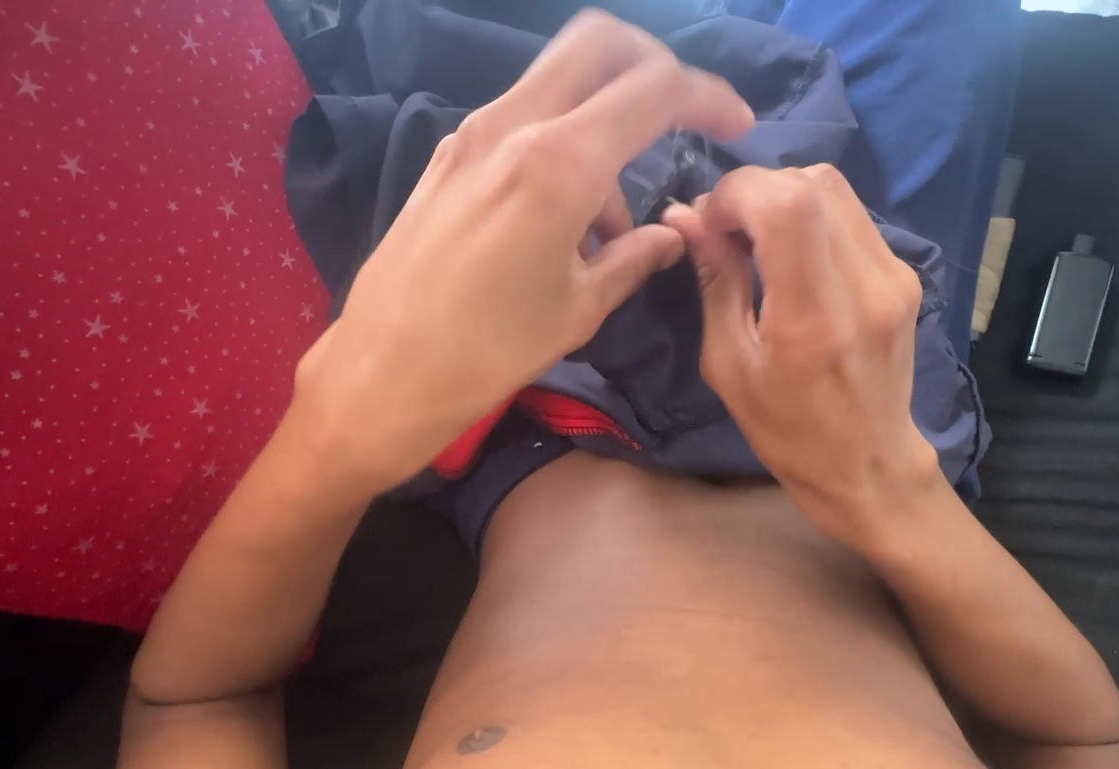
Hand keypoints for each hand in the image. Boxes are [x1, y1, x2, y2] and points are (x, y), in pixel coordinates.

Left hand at [286, 11, 754, 493]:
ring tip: (605, 230)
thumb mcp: (577, 310)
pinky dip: (557, 150)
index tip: (735, 127)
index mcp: (558, 163)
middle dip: (651, 71)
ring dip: (599, 130)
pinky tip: (558, 226)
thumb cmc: (489, 353)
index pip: (653, 89)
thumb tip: (669, 237)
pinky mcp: (446, 160)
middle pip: (599, 45)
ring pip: (556, 87)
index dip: (707, 97)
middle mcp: (512, 126)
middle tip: (677, 125)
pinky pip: (519, 124)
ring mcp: (471, 137)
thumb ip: (632, 260)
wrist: (384, 373)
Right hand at [661, 164, 941, 546]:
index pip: (783, 203)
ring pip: (835, 189)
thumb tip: (684, 217)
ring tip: (754, 240)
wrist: (867, 463)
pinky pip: (850, 217)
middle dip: (754, 191)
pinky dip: (810, 218)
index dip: (735, 194)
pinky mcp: (905, 275)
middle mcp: (864, 285)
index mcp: (812, 318)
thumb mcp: (730, 367)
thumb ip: (714, 284)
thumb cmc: (786, 431)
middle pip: (811, 183)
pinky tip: (789, 255)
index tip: (707, 224)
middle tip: (725, 232)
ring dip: (782, 198)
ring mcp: (894, 276)